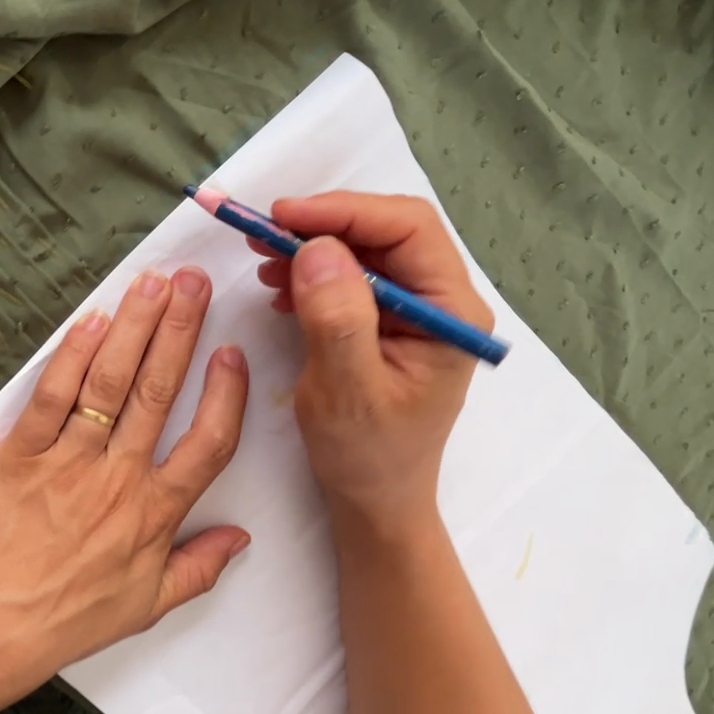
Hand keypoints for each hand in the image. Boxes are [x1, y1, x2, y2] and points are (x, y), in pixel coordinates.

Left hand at [0, 266, 250, 696]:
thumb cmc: (72, 615)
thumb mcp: (148, 605)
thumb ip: (199, 569)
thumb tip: (242, 538)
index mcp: (155, 513)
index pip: (208, 444)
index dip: (226, 396)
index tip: (232, 354)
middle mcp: (119, 478)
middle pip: (158, 393)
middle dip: (180, 331)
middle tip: (194, 283)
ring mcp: (69, 461)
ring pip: (109, 384)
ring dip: (134, 329)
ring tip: (152, 284)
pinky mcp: (22, 454)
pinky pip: (52, 398)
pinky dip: (71, 357)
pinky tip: (91, 322)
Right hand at [251, 192, 492, 529]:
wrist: (373, 500)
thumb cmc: (367, 455)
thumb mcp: (347, 392)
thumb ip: (337, 319)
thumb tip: (315, 249)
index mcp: (450, 312)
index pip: (407, 230)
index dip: (345, 212)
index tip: (283, 216)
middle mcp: (439, 301)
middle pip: (386, 233)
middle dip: (323, 225)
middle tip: (263, 232)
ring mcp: (412, 311)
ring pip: (364, 252)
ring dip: (312, 247)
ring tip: (262, 258)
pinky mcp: (383, 323)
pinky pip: (349, 279)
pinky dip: (311, 274)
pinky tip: (279, 287)